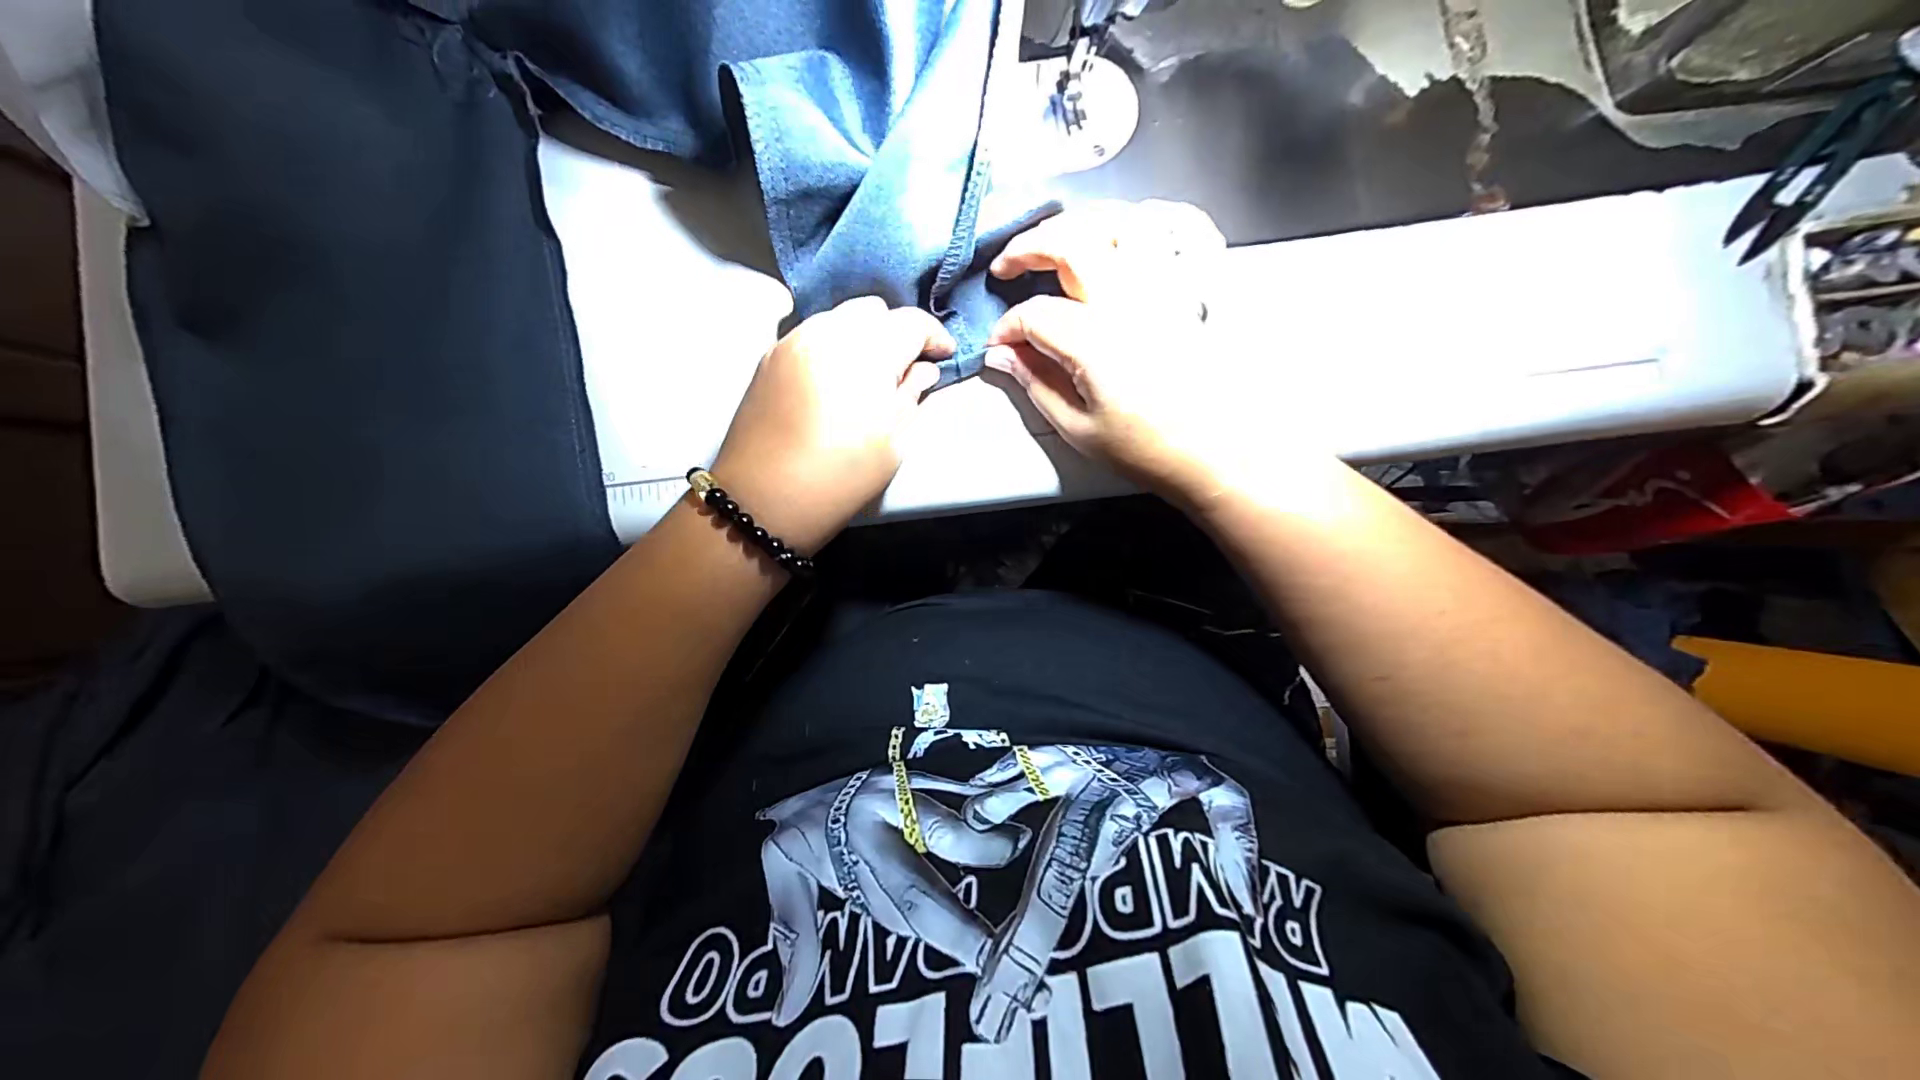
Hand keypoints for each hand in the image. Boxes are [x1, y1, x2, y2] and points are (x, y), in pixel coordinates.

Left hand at [709, 296, 952, 553]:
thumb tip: (922, 370)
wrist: (761, 499)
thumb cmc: (838, 479)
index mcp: (867, 353)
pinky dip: (833, 344)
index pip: (911, 322)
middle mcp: (829, 333)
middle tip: (905, 367)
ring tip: (869, 373)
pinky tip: (837, 378)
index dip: (934, 336)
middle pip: (874, 310)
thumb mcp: (892, 445)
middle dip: (896, 331)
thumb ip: (912, 396)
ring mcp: (794, 341)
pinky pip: (812, 333)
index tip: (944, 355)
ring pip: (840, 317)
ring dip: (863, 335)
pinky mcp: (770, 356)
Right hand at [984, 200, 1283, 505]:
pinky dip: (1154, 219)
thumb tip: (1006, 356)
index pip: (1035, 313)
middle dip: (1029, 247)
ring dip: (1082, 222)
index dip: (1009, 326)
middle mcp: (1132, 301)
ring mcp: (1169, 289)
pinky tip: (1131, 227)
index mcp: (1096, 340)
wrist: (1216, 457)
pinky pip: (1182, 229)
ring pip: (1121, 221)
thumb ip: (1035, 382)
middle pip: (1071, 242)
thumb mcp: (1077, 427)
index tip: (1003, 343)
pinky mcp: (1197, 291)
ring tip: (1062, 239)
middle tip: (1009, 265)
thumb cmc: (1153, 450)